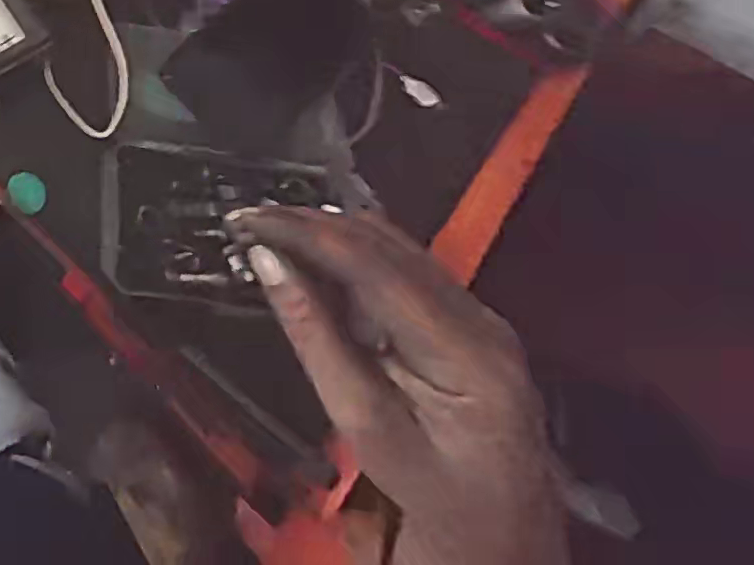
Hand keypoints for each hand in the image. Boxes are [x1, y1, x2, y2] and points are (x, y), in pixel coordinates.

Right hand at [226, 206, 566, 564]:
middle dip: (308, 224)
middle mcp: (478, 318)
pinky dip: (347, 250)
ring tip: (271, 230)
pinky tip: (311, 252)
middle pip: (382, 243)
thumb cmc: (431, 504)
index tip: (248, 222)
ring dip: (325, 230)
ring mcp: (477, 316)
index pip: (369, 264)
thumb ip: (314, 337)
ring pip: (391, 243)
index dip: (302, 233)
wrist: (504, 551)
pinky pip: (399, 263)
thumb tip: (268, 263)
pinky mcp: (464, 319)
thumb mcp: (364, 426)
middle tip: (249, 222)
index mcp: (462, 351)